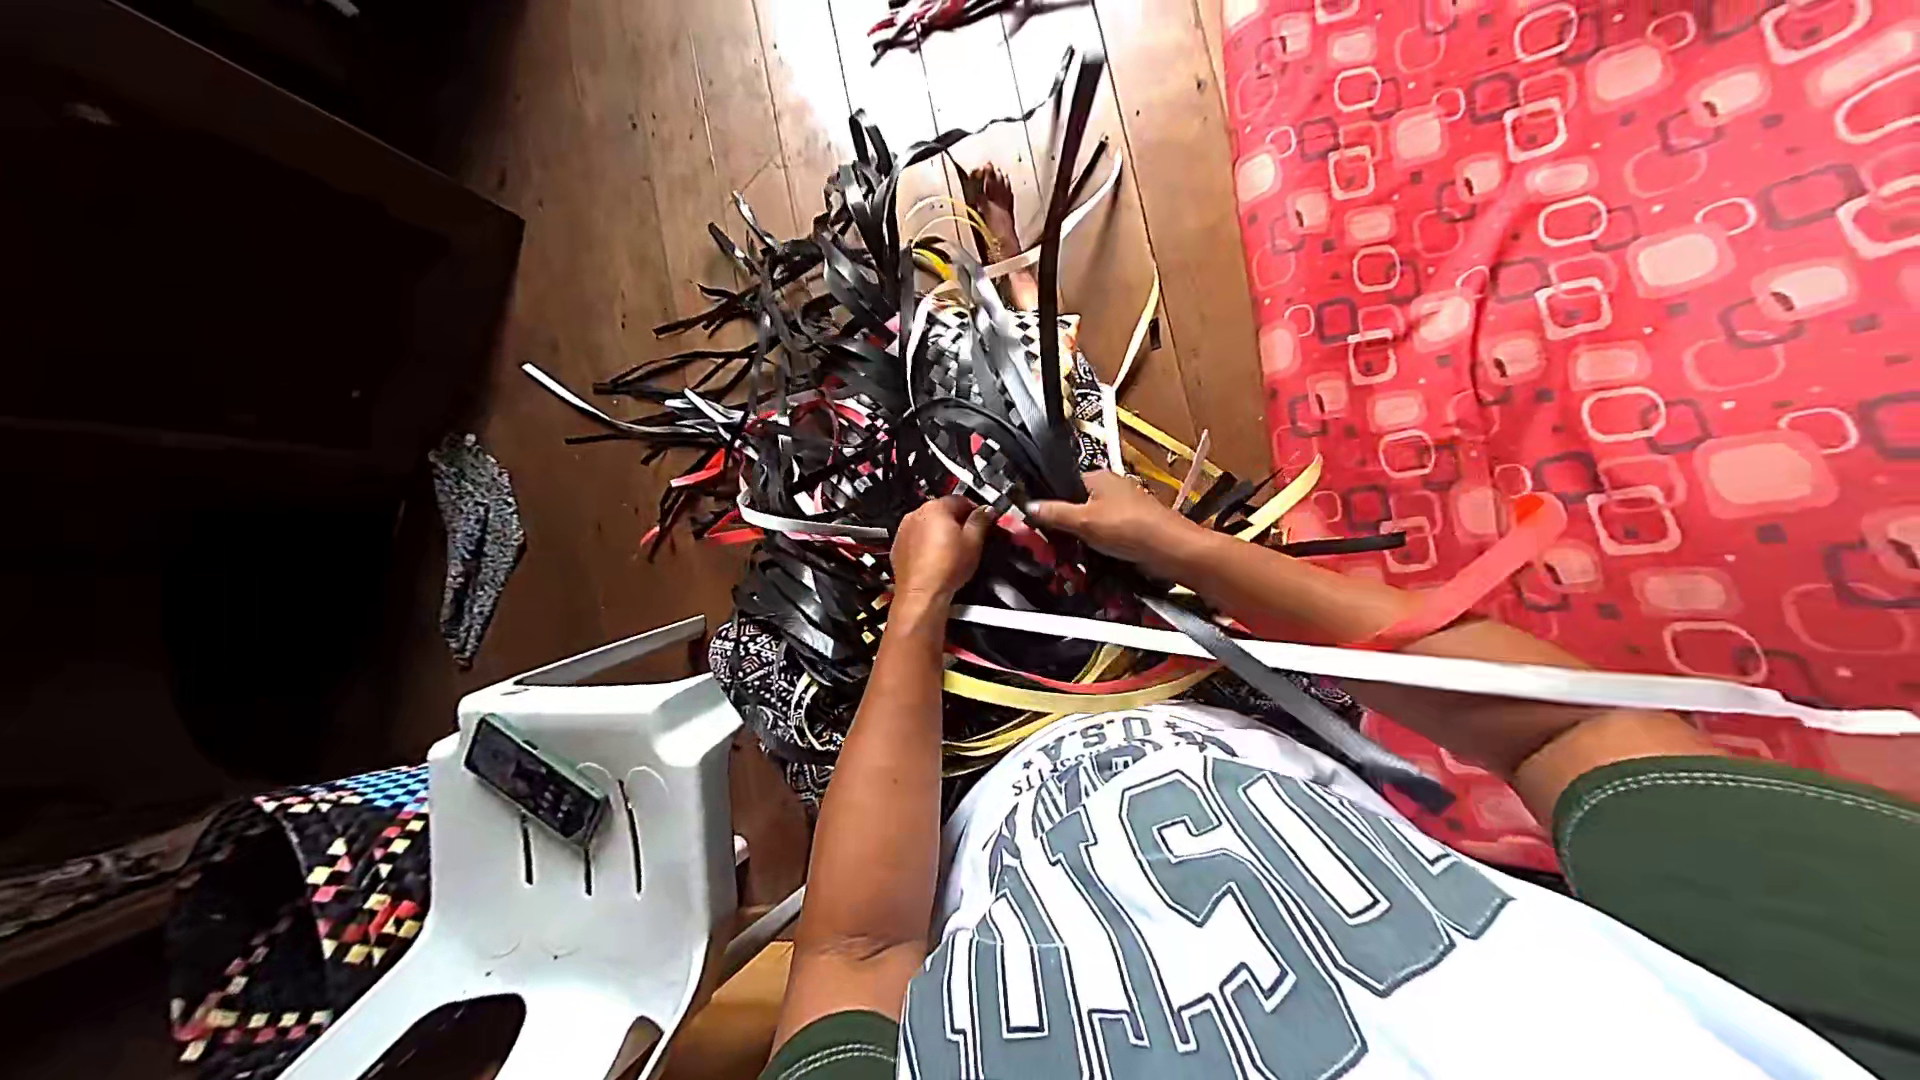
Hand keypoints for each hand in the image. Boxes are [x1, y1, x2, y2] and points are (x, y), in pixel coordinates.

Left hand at [890, 495, 993, 602]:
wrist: (921, 593)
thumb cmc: (944, 570)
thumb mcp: (973, 542)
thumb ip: (981, 521)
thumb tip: (986, 511)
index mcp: (936, 508)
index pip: (960, 500)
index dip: (975, 510)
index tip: (982, 519)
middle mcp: (917, 514)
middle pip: (943, 510)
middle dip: (957, 521)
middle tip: (969, 537)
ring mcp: (905, 530)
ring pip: (928, 524)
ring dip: (940, 532)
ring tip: (953, 551)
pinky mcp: (899, 545)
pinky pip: (917, 538)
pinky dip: (927, 544)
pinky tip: (937, 558)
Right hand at [1024, 471, 1210, 576]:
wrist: (1170, 551)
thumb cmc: (1132, 528)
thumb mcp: (1083, 521)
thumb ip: (1054, 513)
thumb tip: (1029, 506)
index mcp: (1099, 477)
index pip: (1064, 483)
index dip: (1049, 501)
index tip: (1038, 519)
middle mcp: (1112, 490)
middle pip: (1077, 505)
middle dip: (1066, 525)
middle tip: (1055, 541)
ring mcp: (1123, 510)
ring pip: (1091, 524)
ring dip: (1082, 539)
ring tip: (1074, 552)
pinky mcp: (1131, 530)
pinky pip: (1105, 538)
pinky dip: (1098, 548)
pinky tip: (1094, 558)